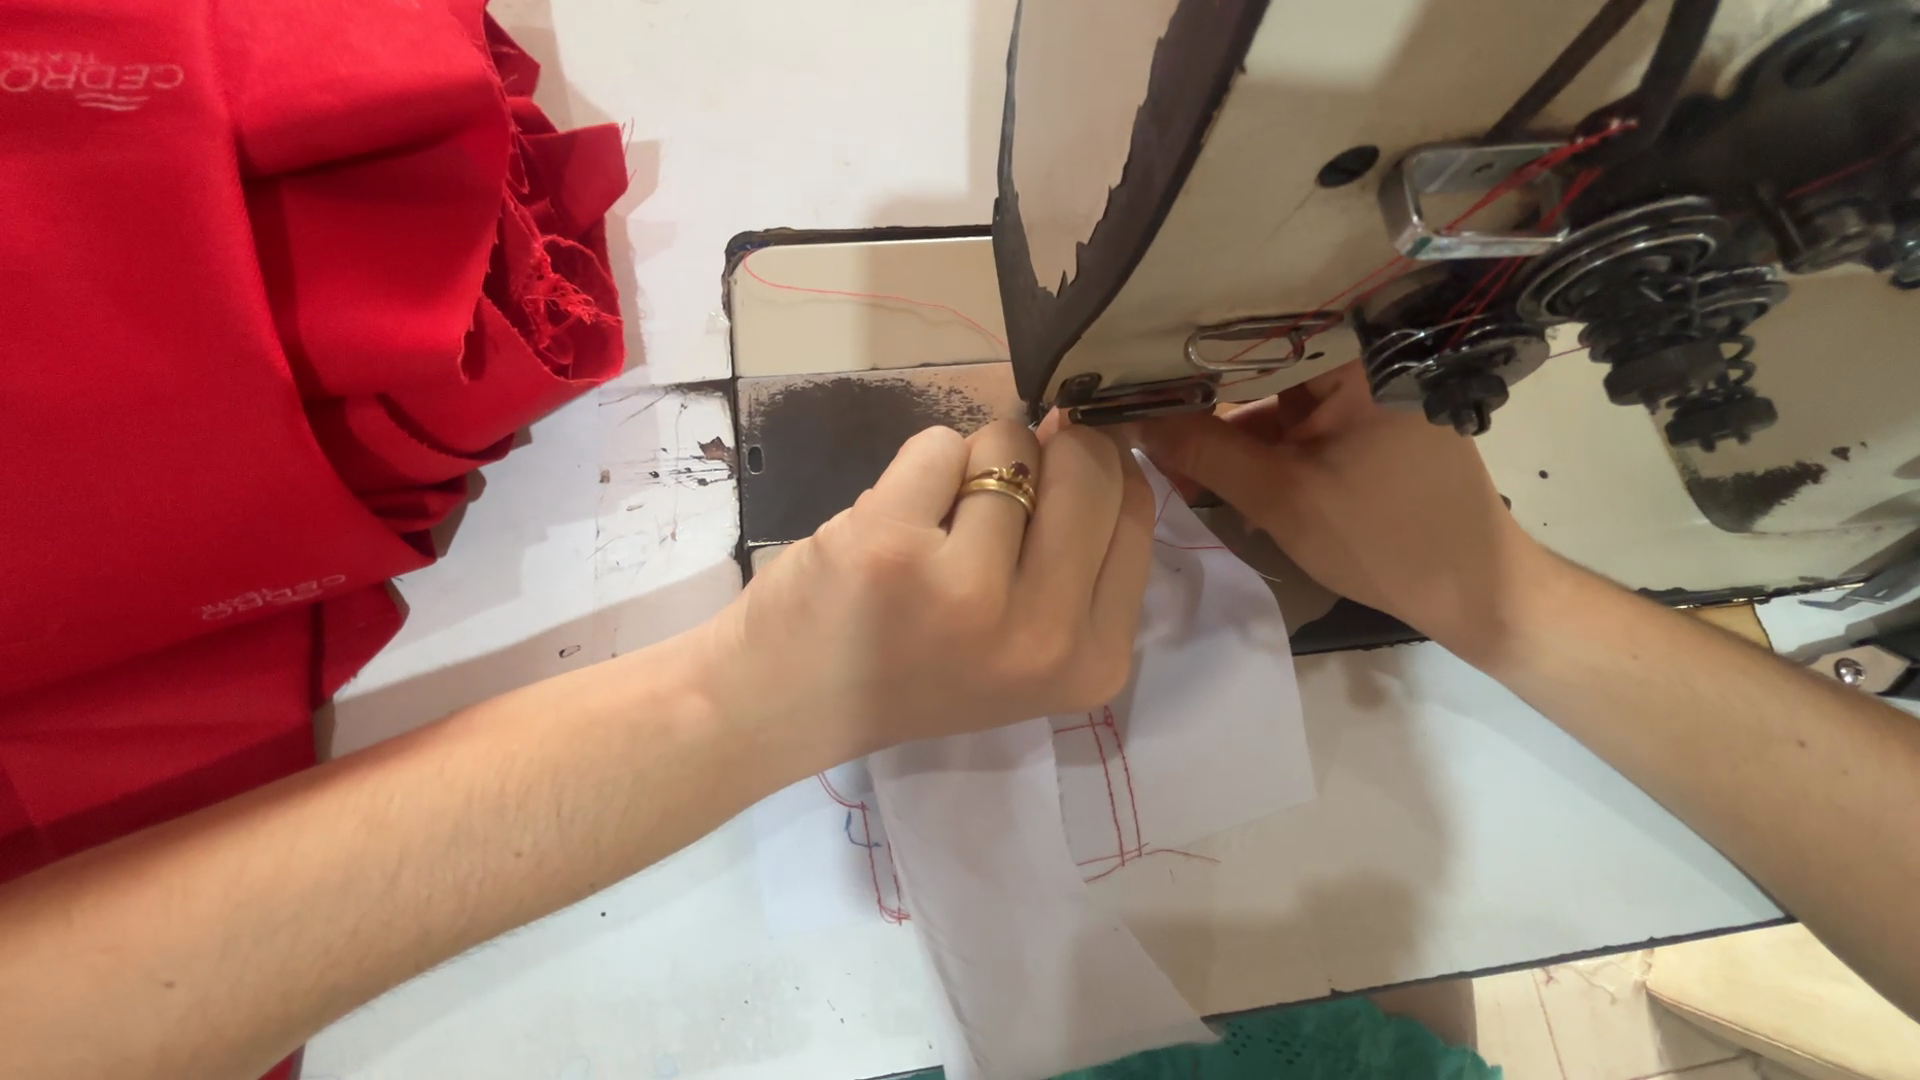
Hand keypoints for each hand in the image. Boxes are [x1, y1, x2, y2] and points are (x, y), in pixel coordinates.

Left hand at [704, 419, 1155, 771]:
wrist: (786, 705)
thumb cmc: (914, 665)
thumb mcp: (1025, 639)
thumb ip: (1072, 550)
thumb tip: (1081, 424)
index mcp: (1093, 658)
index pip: (1135, 507)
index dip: (1093, 472)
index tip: (1048, 484)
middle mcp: (1046, 633)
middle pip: (1088, 464)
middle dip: (1039, 455)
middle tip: (983, 503)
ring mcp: (969, 591)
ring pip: (1008, 442)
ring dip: (967, 466)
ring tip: (929, 532)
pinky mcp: (893, 547)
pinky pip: (938, 443)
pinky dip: (916, 467)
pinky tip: (889, 527)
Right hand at [1136, 361, 1543, 662]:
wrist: (1470, 594)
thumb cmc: (1383, 541)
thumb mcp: (1281, 498)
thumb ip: (1205, 453)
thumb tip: (1133, 418)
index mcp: (1360, 359)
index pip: (1262, 330)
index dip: (1195, 344)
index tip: (1137, 359)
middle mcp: (1365, 363)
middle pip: (1263, 364)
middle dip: (1205, 399)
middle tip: (1142, 414)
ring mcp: (1365, 397)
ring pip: (1274, 399)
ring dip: (1228, 433)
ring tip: (1174, 457)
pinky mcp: (1362, 429)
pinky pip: (1295, 425)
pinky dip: (1259, 449)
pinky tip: (1220, 474)